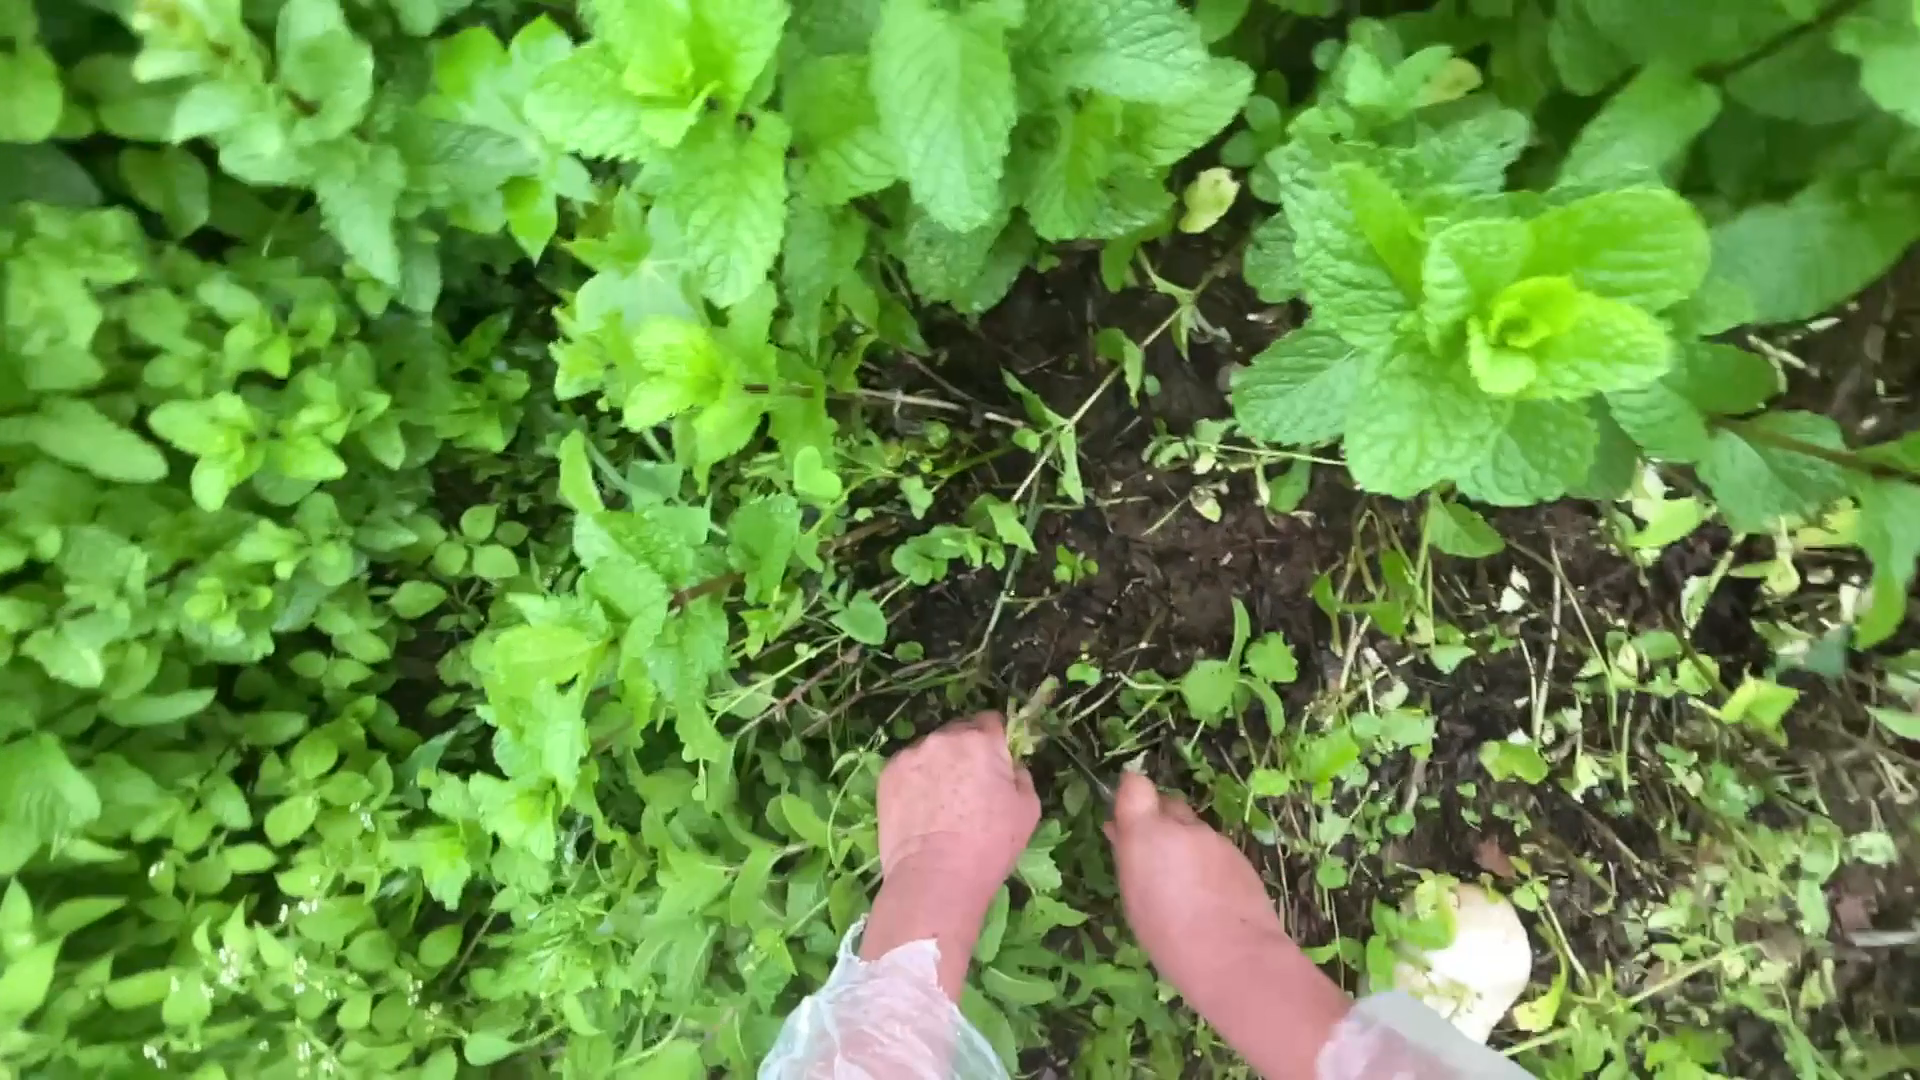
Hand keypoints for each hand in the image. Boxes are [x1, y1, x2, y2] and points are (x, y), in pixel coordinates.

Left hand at [876, 711, 1039, 900]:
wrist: (935, 878)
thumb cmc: (989, 846)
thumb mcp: (1028, 810)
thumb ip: (1021, 775)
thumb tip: (1009, 766)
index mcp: (982, 740)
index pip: (991, 720)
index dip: (996, 739)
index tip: (995, 761)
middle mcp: (944, 737)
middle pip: (959, 731)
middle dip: (966, 750)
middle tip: (969, 785)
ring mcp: (913, 753)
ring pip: (931, 748)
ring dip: (939, 763)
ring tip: (940, 802)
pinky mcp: (888, 772)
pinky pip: (908, 766)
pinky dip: (915, 779)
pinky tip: (920, 808)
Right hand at [1106, 772, 1350, 1074]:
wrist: (1236, 960)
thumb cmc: (1168, 936)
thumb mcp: (1133, 896)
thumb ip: (1127, 854)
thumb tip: (1118, 829)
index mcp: (1146, 832)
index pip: (1134, 784)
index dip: (1131, 795)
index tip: (1129, 818)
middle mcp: (1181, 825)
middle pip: (1166, 804)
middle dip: (1159, 821)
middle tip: (1156, 857)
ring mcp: (1213, 837)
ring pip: (1192, 828)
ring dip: (1185, 844)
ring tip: (1187, 886)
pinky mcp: (1238, 853)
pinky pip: (1214, 847)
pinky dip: (1208, 862)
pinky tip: (1212, 896)